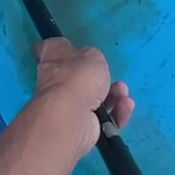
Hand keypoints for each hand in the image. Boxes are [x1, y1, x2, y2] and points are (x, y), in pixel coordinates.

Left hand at [30, 38, 133, 158]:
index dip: (61, 48)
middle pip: (78, 78)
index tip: (72, 48)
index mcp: (51, 59)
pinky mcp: (81, 127)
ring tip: (122, 94)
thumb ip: (91, 56)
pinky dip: (116, 113)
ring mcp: (67, 107)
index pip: (49, 49)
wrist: (72, 117)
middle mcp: (55, 82)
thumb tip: (87, 60)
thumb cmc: (78, 77)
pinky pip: (103, 119)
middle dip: (101, 78)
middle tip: (113, 77)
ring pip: (95, 100)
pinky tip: (124, 107)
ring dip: (114, 96)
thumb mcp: (92, 55)